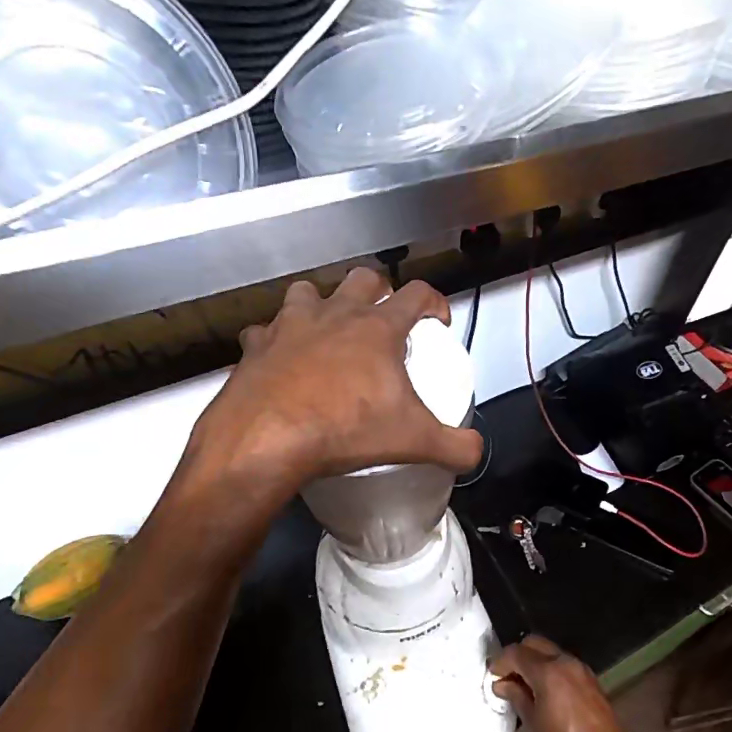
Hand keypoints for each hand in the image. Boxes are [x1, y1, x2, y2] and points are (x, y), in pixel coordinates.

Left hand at [182, 269, 484, 504]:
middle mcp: (335, 315)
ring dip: (322, 302)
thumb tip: (473, 452)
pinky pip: (265, 330)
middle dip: (378, 290)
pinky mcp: (258, 345)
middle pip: (363, 279)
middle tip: (382, 315)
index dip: (433, 301)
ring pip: (309, 291)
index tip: (436, 318)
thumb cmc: (341, 428)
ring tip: (328, 327)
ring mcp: (292, 325)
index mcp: (378, 328)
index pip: (416, 294)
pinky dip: (274, 339)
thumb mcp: (413, 441)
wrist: (268, 437)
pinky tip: (280, 357)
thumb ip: (454, 446)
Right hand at [491, 636, 644, 731]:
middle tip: (506, 677)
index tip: (492, 675)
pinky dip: (548, 668)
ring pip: (549, 651)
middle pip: (533, 644)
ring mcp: (579, 667)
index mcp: (548, 670)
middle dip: (516, 656)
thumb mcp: (535, 723)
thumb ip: (517, 697)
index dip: (500, 662)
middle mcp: (564, 660)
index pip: (516, 653)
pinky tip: (543, 690)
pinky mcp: (589, 678)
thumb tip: (502, 684)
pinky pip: (562, 662)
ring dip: (533, 661)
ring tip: (523, 685)